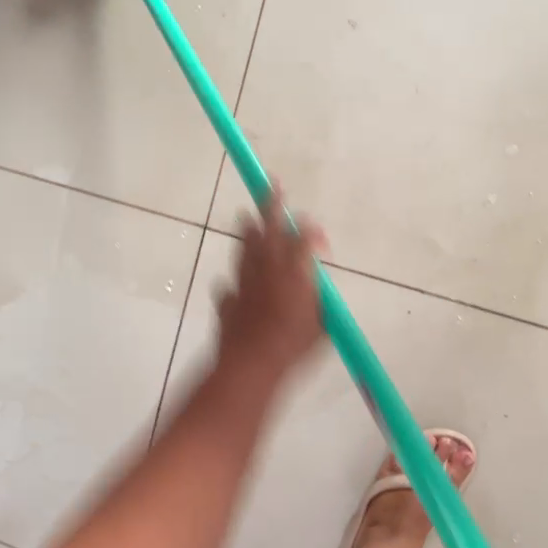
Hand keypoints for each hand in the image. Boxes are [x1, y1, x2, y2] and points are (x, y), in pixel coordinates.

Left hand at [215, 191, 326, 375]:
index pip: (304, 238)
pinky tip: (232, 280)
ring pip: (244, 247)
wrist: (249, 363)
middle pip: (269, 228)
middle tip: (272, 184)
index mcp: (294, 271)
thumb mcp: (321, 325)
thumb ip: (319, 303)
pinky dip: (233, 280)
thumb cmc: (292, 347)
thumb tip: (316, 292)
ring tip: (246, 214)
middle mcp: (267, 269)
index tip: (316, 234)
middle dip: (272, 204)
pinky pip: (228, 283)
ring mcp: (243, 281)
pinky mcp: (226, 298)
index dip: (311, 232)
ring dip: (247, 230)